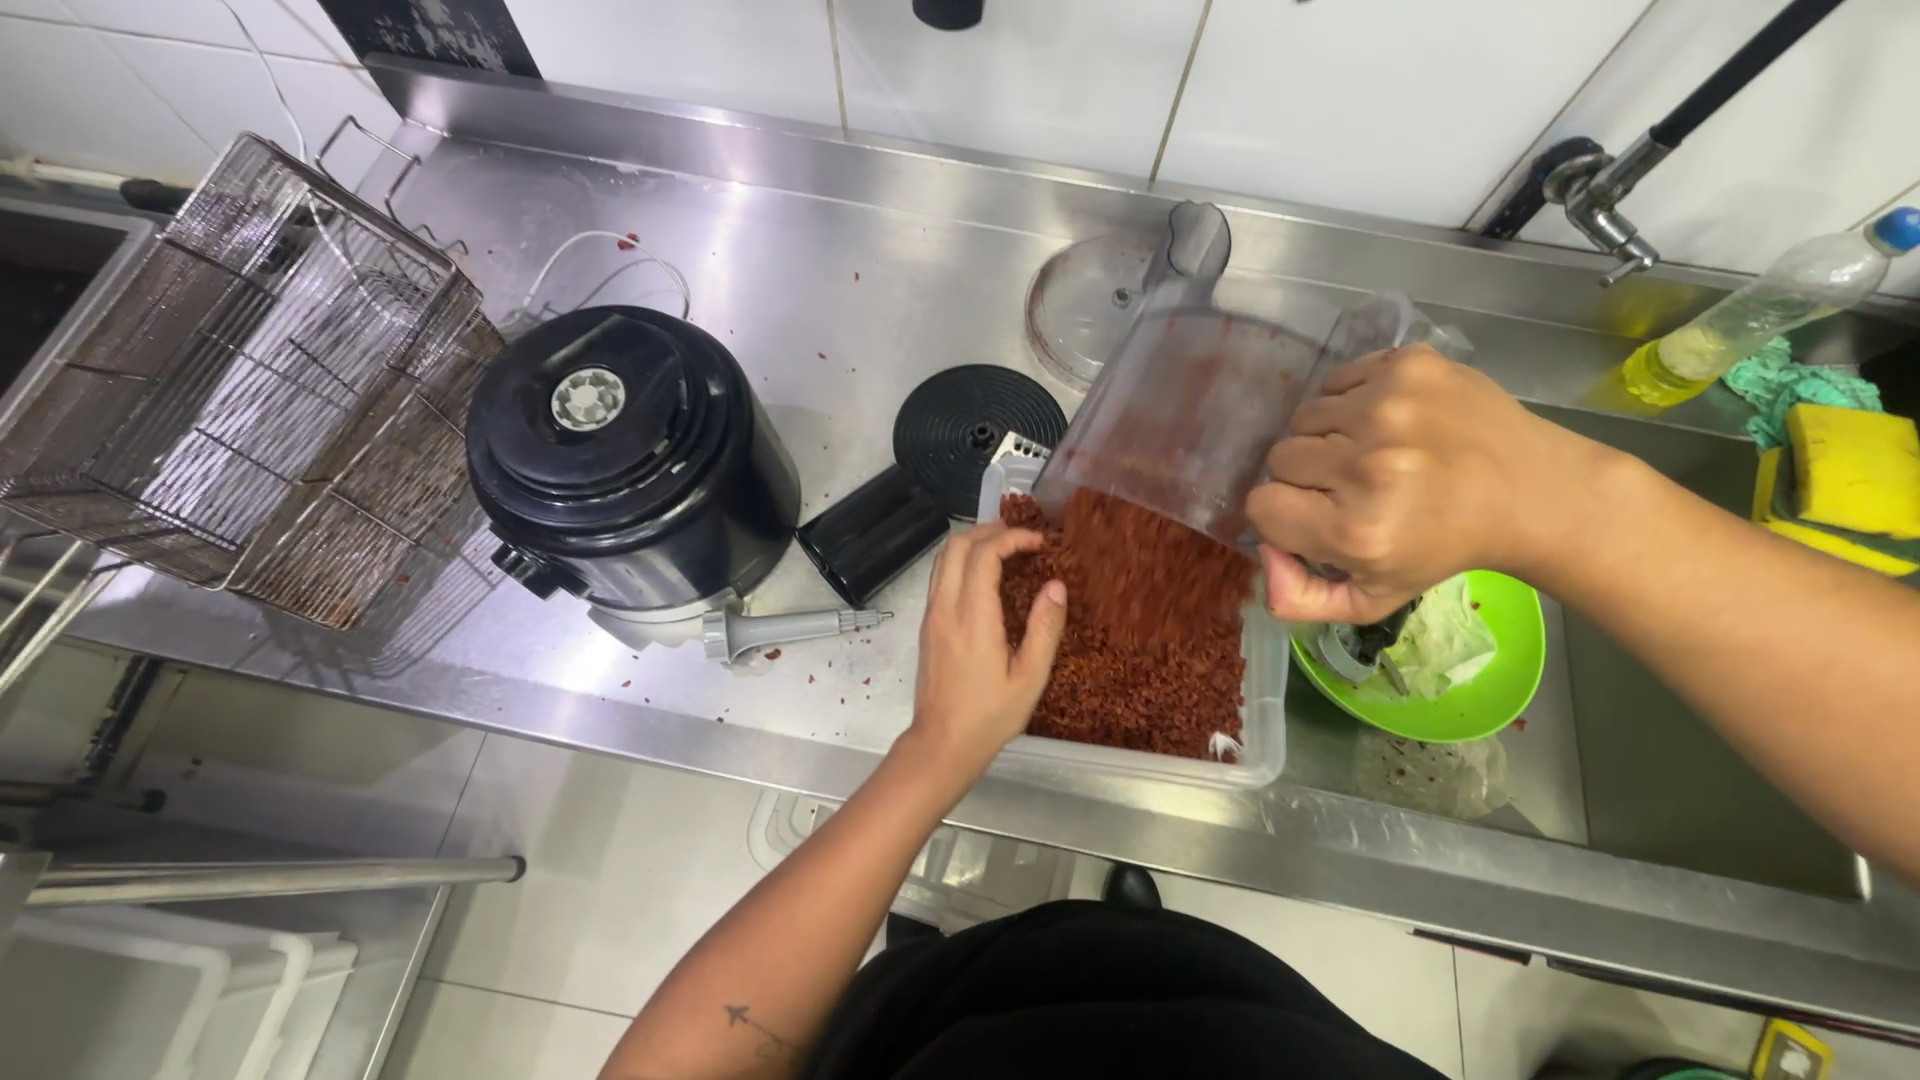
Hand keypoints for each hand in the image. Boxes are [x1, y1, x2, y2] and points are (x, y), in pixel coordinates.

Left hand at [906, 522, 1067, 775]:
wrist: (941, 743)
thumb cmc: (990, 715)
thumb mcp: (1030, 677)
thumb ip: (1045, 628)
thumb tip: (1056, 585)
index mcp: (972, 618)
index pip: (984, 555)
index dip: (1012, 538)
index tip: (1039, 542)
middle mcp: (945, 608)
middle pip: (956, 545)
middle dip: (990, 531)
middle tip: (1022, 538)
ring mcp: (931, 615)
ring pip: (942, 558)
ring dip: (972, 543)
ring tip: (1006, 549)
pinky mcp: (927, 625)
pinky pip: (939, 576)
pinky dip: (962, 562)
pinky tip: (986, 576)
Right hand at [1246, 344, 1614, 622]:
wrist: (1533, 491)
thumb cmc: (1441, 548)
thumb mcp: (1372, 598)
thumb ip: (1300, 599)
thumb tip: (1262, 557)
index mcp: (1356, 530)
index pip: (1261, 506)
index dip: (1283, 514)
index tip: (1320, 517)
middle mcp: (1368, 464)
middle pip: (1278, 458)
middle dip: (1304, 475)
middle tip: (1350, 486)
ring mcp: (1388, 406)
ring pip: (1304, 416)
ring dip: (1326, 435)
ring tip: (1371, 451)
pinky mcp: (1408, 365)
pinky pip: (1336, 379)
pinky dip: (1350, 399)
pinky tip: (1387, 422)